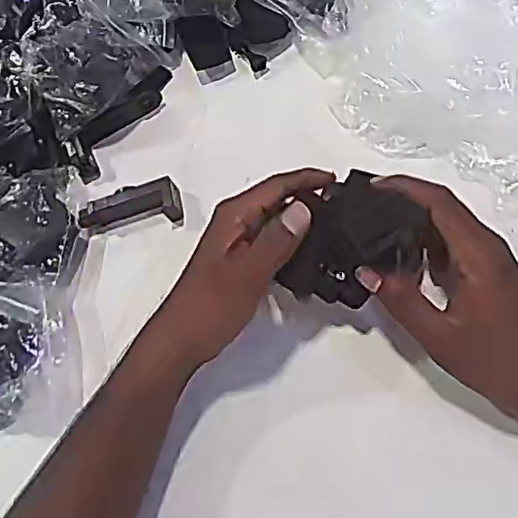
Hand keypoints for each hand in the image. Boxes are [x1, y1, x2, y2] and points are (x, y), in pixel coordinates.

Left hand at [137, 168, 332, 371]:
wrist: (183, 339)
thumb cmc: (203, 308)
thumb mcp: (247, 273)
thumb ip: (276, 240)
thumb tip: (301, 210)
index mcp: (232, 216)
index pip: (275, 185)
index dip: (305, 178)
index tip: (330, 179)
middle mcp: (234, 223)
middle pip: (276, 197)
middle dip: (306, 193)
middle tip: (334, 198)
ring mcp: (237, 241)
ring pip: (275, 219)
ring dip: (300, 218)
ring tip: (326, 221)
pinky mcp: (241, 259)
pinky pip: (272, 240)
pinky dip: (291, 241)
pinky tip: (304, 252)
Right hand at [357, 176, 517, 433]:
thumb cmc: (506, 364)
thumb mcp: (441, 337)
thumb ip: (401, 300)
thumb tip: (368, 273)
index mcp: (477, 253)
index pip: (438, 200)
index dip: (403, 186)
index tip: (374, 187)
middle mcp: (486, 247)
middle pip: (441, 204)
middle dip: (403, 198)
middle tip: (368, 205)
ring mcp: (490, 258)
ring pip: (447, 221)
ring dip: (413, 218)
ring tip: (377, 228)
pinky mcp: (489, 270)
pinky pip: (452, 240)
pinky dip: (425, 238)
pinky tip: (403, 257)